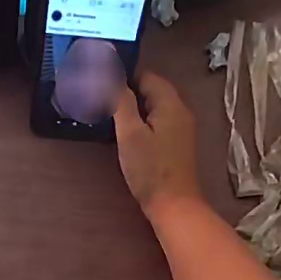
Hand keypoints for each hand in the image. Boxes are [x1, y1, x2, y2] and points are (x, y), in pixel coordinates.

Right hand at [113, 71, 201, 218]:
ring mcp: (180, 128)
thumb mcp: (130, 134)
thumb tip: (113, 80)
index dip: (125, 75)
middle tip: (100, 96)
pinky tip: (125, 130)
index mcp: (171, 104)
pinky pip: (157, 121)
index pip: (148, 76)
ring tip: (108, 111)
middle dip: (127, 90)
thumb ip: (122, 104)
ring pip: (154, 107)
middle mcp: (180, 111)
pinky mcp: (176, 144)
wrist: (173, 204)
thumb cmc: (150, 169)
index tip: (101, 80)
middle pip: (152, 90)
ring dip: (133, 106)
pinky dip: (141, 120)